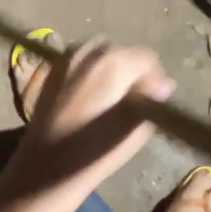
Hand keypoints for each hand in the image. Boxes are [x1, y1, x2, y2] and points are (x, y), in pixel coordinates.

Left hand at [0, 41, 175, 201]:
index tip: (157, 100)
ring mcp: (66, 56)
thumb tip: (162, 85)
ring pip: (99, 52)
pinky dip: (92, 70)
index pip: (146, 58)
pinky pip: (80, 59)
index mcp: (112, 62)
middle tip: (137, 99)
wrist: (48, 161)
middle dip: (133, 71)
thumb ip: (150, 100)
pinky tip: (93, 94)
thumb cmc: (95, 149)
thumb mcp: (136, 127)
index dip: (155, 79)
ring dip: (112, 68)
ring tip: (115, 97)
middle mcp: (87, 51)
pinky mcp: (52, 67)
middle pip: (121, 52)